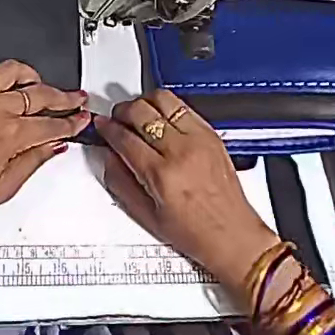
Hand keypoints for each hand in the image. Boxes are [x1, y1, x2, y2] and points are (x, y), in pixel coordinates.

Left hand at [0, 61, 88, 221]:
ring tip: (37, 80)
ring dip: (29, 75)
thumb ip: (34, 160)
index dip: (71, 121)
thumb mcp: (5, 186)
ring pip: (9, 71)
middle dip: (63, 96)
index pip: (52, 123)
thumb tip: (52, 147)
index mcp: (10, 133)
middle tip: (73, 97)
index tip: (80, 119)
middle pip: (39, 93)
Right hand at [95, 89, 279, 294]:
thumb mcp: (146, 216)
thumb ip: (120, 182)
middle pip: (140, 111)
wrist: (232, 234)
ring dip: (144, 103)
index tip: (102, 127)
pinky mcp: (211, 134)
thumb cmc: (195, 232)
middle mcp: (181, 151)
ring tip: (138, 114)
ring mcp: (199, 139)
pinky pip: (183, 106)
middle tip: (116, 119)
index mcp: (162, 175)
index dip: (107, 128)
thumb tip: (108, 157)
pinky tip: (161, 116)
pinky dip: (167, 106)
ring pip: (162, 99)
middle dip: (121, 112)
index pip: (124, 137)